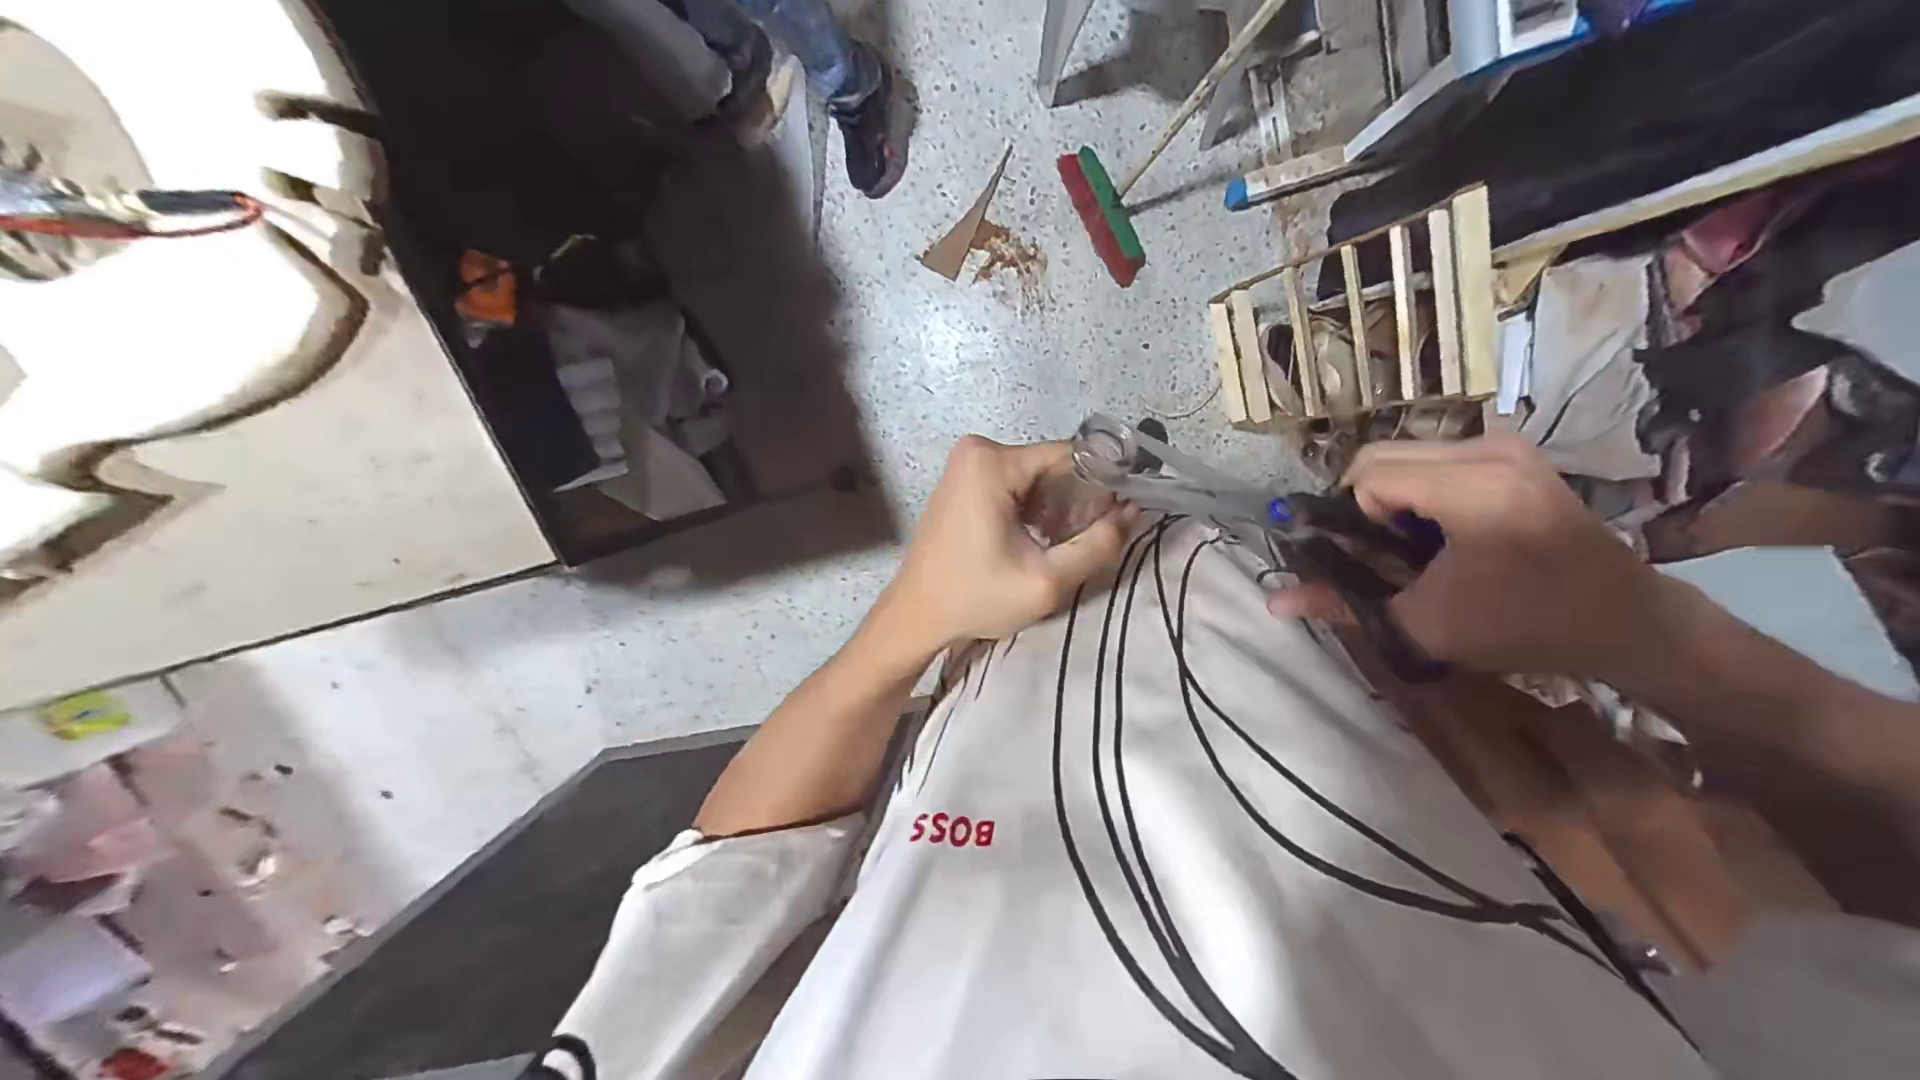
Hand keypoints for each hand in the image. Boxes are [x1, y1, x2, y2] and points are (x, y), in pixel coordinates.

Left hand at [874, 436, 1133, 653]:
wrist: (916, 615)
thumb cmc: (975, 597)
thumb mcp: (1047, 580)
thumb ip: (1099, 544)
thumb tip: (1133, 511)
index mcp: (992, 461)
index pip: (1072, 456)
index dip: (1104, 483)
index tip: (1122, 514)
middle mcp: (977, 451)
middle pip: (1054, 466)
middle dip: (1078, 500)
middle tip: (1089, 540)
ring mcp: (967, 465)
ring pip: (1038, 479)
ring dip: (1058, 508)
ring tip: (1064, 547)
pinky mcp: (965, 483)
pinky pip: (1017, 486)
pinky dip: (1035, 510)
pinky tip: (1040, 542)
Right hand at [1270, 437, 1667, 677]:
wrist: (1623, 618)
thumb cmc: (1524, 626)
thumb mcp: (1424, 625)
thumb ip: (1343, 606)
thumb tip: (1274, 601)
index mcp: (1475, 489)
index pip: (1370, 477)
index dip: (1357, 520)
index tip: (1381, 558)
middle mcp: (1489, 450)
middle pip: (1378, 455)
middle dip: (1365, 502)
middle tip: (1384, 549)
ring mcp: (1504, 444)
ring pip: (1400, 451)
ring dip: (1387, 493)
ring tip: (1412, 539)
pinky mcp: (1511, 448)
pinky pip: (1430, 454)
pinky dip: (1414, 485)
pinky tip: (1437, 524)